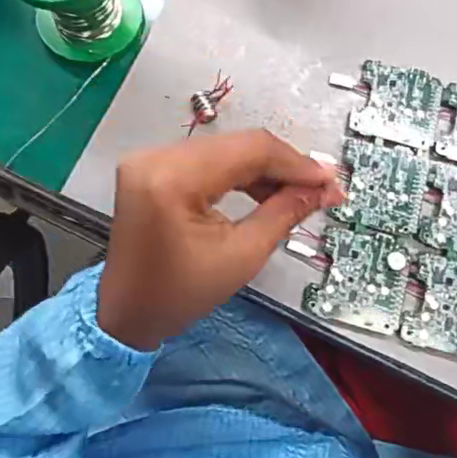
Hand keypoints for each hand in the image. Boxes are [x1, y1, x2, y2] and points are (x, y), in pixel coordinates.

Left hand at [99, 130, 343, 349]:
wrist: (127, 312)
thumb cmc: (177, 295)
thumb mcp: (241, 256)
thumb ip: (284, 213)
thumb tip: (320, 189)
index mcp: (171, 179)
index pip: (249, 150)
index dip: (295, 163)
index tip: (328, 181)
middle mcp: (153, 158)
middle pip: (236, 145)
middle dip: (282, 166)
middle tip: (319, 189)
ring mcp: (147, 160)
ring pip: (223, 149)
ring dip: (261, 169)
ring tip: (295, 194)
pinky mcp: (149, 168)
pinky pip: (205, 159)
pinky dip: (235, 173)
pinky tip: (262, 190)